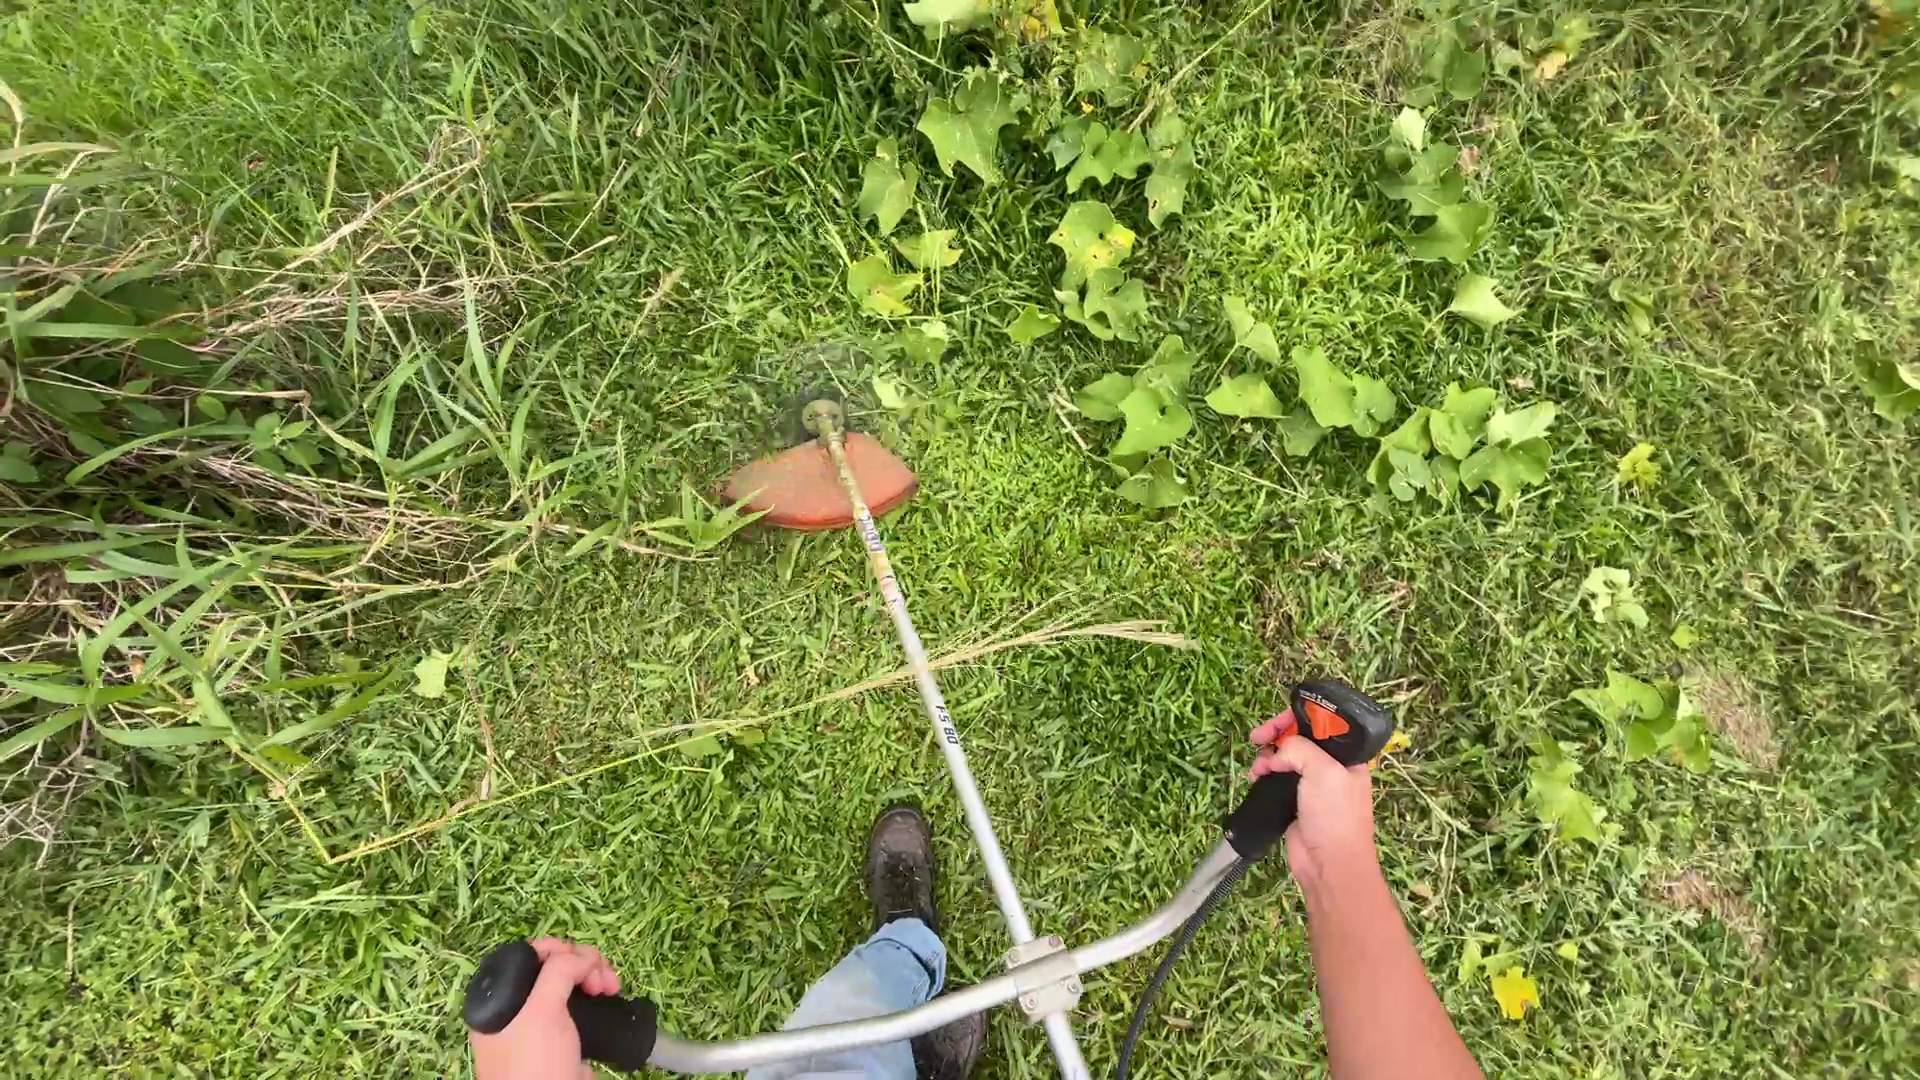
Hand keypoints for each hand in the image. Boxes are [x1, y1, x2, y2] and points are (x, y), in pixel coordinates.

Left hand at [471, 938, 620, 1079]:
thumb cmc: (535, 1064)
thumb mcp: (541, 1012)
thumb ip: (559, 972)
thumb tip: (584, 957)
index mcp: (499, 1001)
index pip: (528, 955)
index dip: (558, 949)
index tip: (581, 960)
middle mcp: (517, 1008)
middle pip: (555, 964)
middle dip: (584, 962)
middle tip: (602, 978)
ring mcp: (540, 1022)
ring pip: (572, 979)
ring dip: (596, 973)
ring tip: (611, 987)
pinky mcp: (562, 1034)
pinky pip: (581, 998)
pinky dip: (597, 989)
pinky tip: (608, 994)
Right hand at [1248, 709, 1378, 892]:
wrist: (1329, 864)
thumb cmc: (1334, 815)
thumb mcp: (1324, 771)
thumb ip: (1299, 748)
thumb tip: (1276, 753)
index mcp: (1347, 757)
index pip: (1322, 724)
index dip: (1298, 718)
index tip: (1277, 723)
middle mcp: (1330, 767)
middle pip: (1299, 738)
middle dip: (1277, 734)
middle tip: (1258, 737)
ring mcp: (1312, 784)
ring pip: (1284, 756)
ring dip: (1267, 755)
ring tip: (1258, 768)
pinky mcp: (1294, 799)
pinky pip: (1275, 776)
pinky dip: (1263, 772)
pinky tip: (1255, 777)